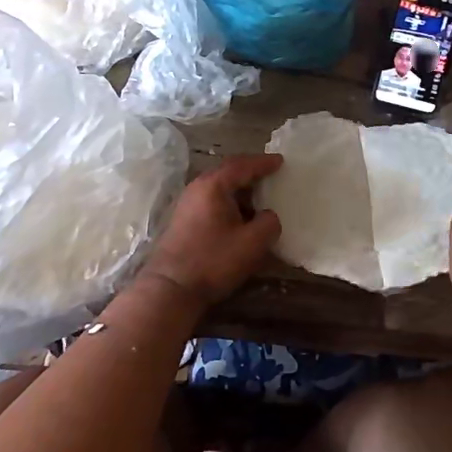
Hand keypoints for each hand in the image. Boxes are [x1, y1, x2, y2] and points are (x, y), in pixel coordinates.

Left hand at [142, 154, 283, 308]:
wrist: (170, 290)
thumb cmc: (214, 260)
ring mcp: (187, 205)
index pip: (243, 165)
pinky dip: (230, 203)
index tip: (281, 161)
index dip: (264, 162)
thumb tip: (268, 216)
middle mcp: (198, 188)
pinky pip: (212, 201)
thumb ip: (270, 222)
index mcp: (214, 185)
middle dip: (251, 172)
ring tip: (260, 197)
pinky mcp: (183, 222)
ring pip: (219, 188)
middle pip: (228, 172)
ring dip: (240, 190)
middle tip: (271, 174)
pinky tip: (241, 217)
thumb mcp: (254, 242)